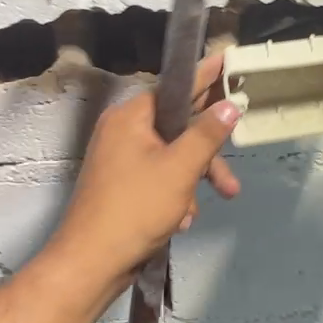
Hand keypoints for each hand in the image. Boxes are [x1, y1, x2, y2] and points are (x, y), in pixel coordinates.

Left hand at [49, 54, 242, 284]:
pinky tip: (178, 220)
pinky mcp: (120, 184)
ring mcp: (118, 158)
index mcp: (131, 117)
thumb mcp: (180, 169)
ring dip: (190, 183)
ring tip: (195, 212)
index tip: (227, 60)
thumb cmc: (135, 208)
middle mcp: (122, 130)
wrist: (91, 261)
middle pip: (177, 127)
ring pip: (170, 157)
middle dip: (205, 156)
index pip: (175, 86)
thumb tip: (230, 104)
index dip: (205, 77)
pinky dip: (172, 195)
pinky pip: (156, 177)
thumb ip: (208, 134)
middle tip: (229, 180)